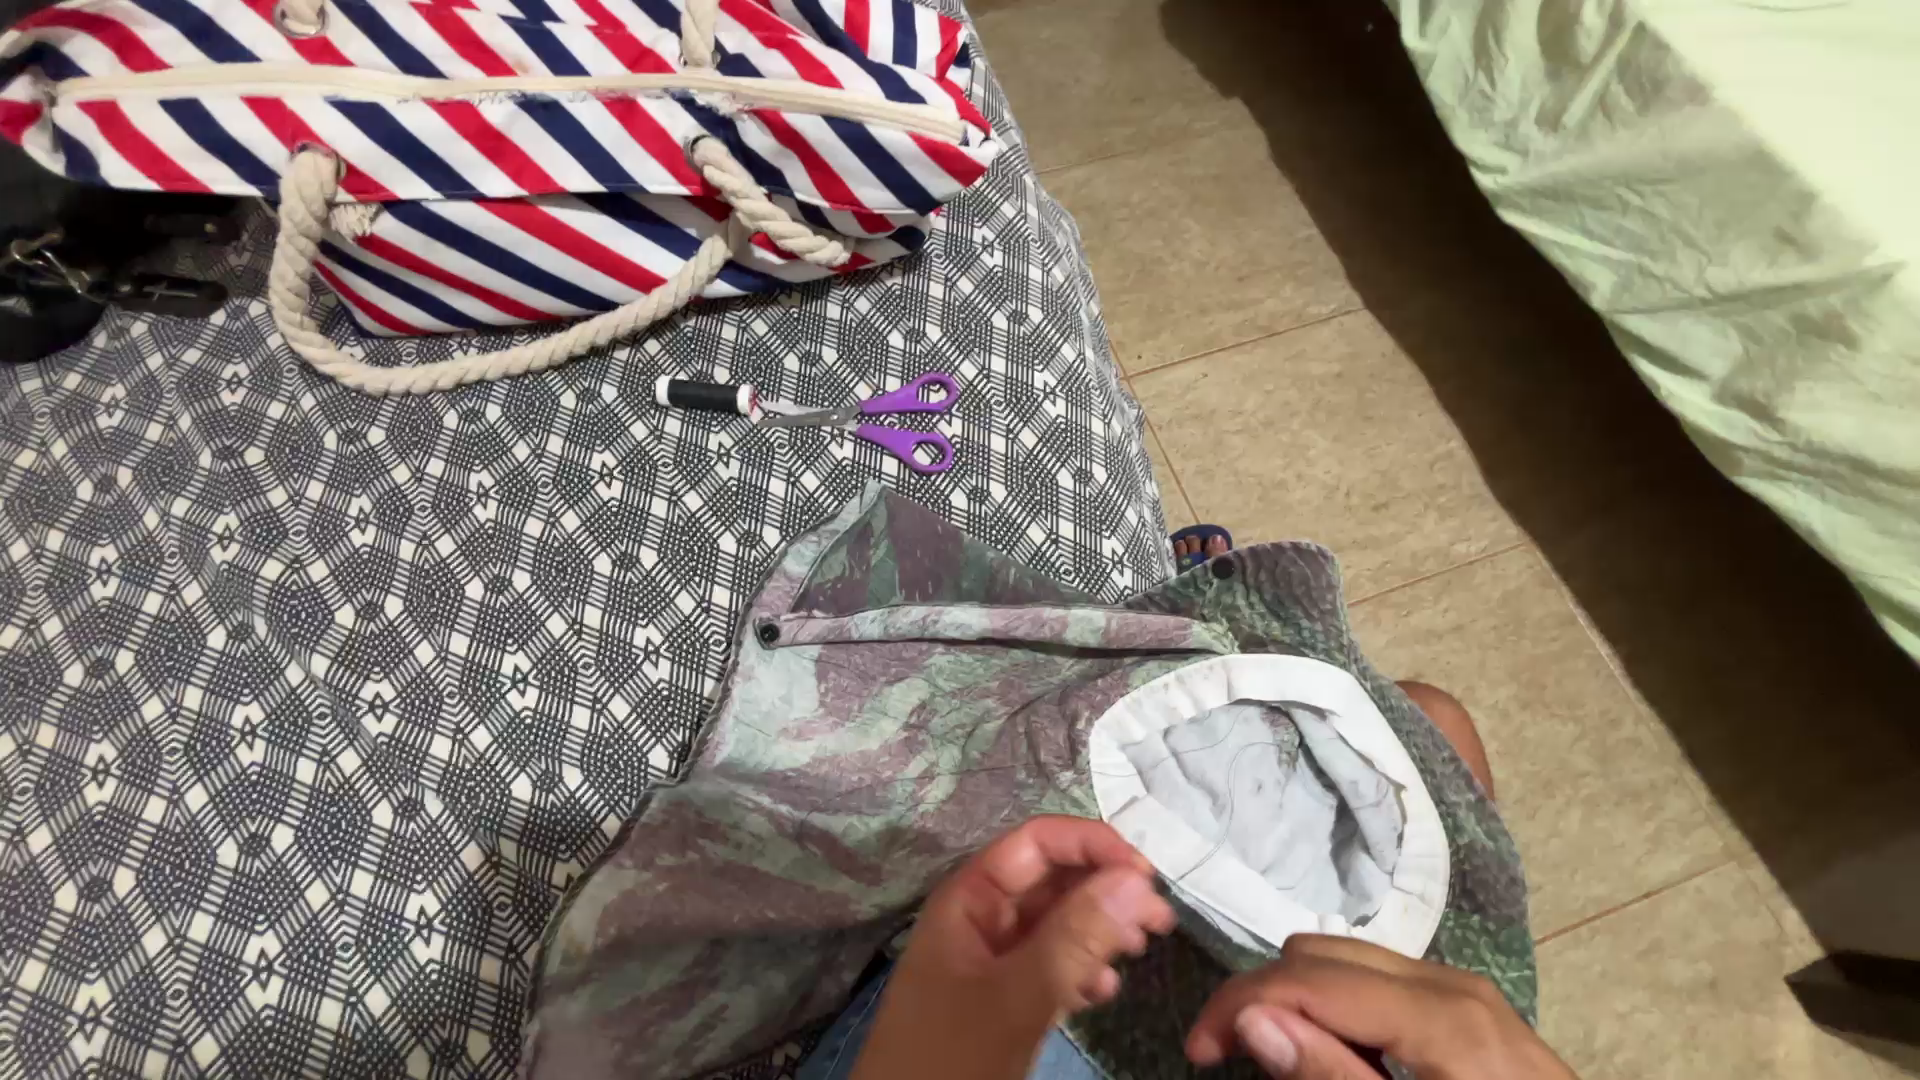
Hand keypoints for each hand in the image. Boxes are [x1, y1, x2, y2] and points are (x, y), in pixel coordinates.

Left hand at [850, 816, 1178, 1079]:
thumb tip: (1137, 880)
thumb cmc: (950, 1057)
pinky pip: (1053, 965)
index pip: (1036, 843)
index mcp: (970, 896)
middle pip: (1051, 879)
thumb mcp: (1015, 996)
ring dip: (1101, 928)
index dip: (1090, 844)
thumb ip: (1074, 939)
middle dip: (1105, 889)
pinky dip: (1085, 969)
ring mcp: (993, 959)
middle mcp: (982, 916)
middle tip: (1160, 920)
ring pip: (1057, 922)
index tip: (1146, 872)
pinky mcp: (1005, 998)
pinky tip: (1104, 992)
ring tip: (1140, 950)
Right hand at [1186, 935, 1576, 1079]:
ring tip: (1285, 1059)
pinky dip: (1337, 1006)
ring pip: (1341, 958)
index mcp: (1443, 1017)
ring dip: (1296, 998)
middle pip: (1317, 955)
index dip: (1241, 1003)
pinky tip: (1339, 1055)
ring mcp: (1463, 988)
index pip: (1309, 979)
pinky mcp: (1467, 1004)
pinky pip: (1374, 979)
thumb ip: (1333, 1079)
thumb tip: (1251, 1020)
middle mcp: (1450, 982)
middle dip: (1264, 997)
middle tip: (1232, 1056)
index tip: (1199, 1050)